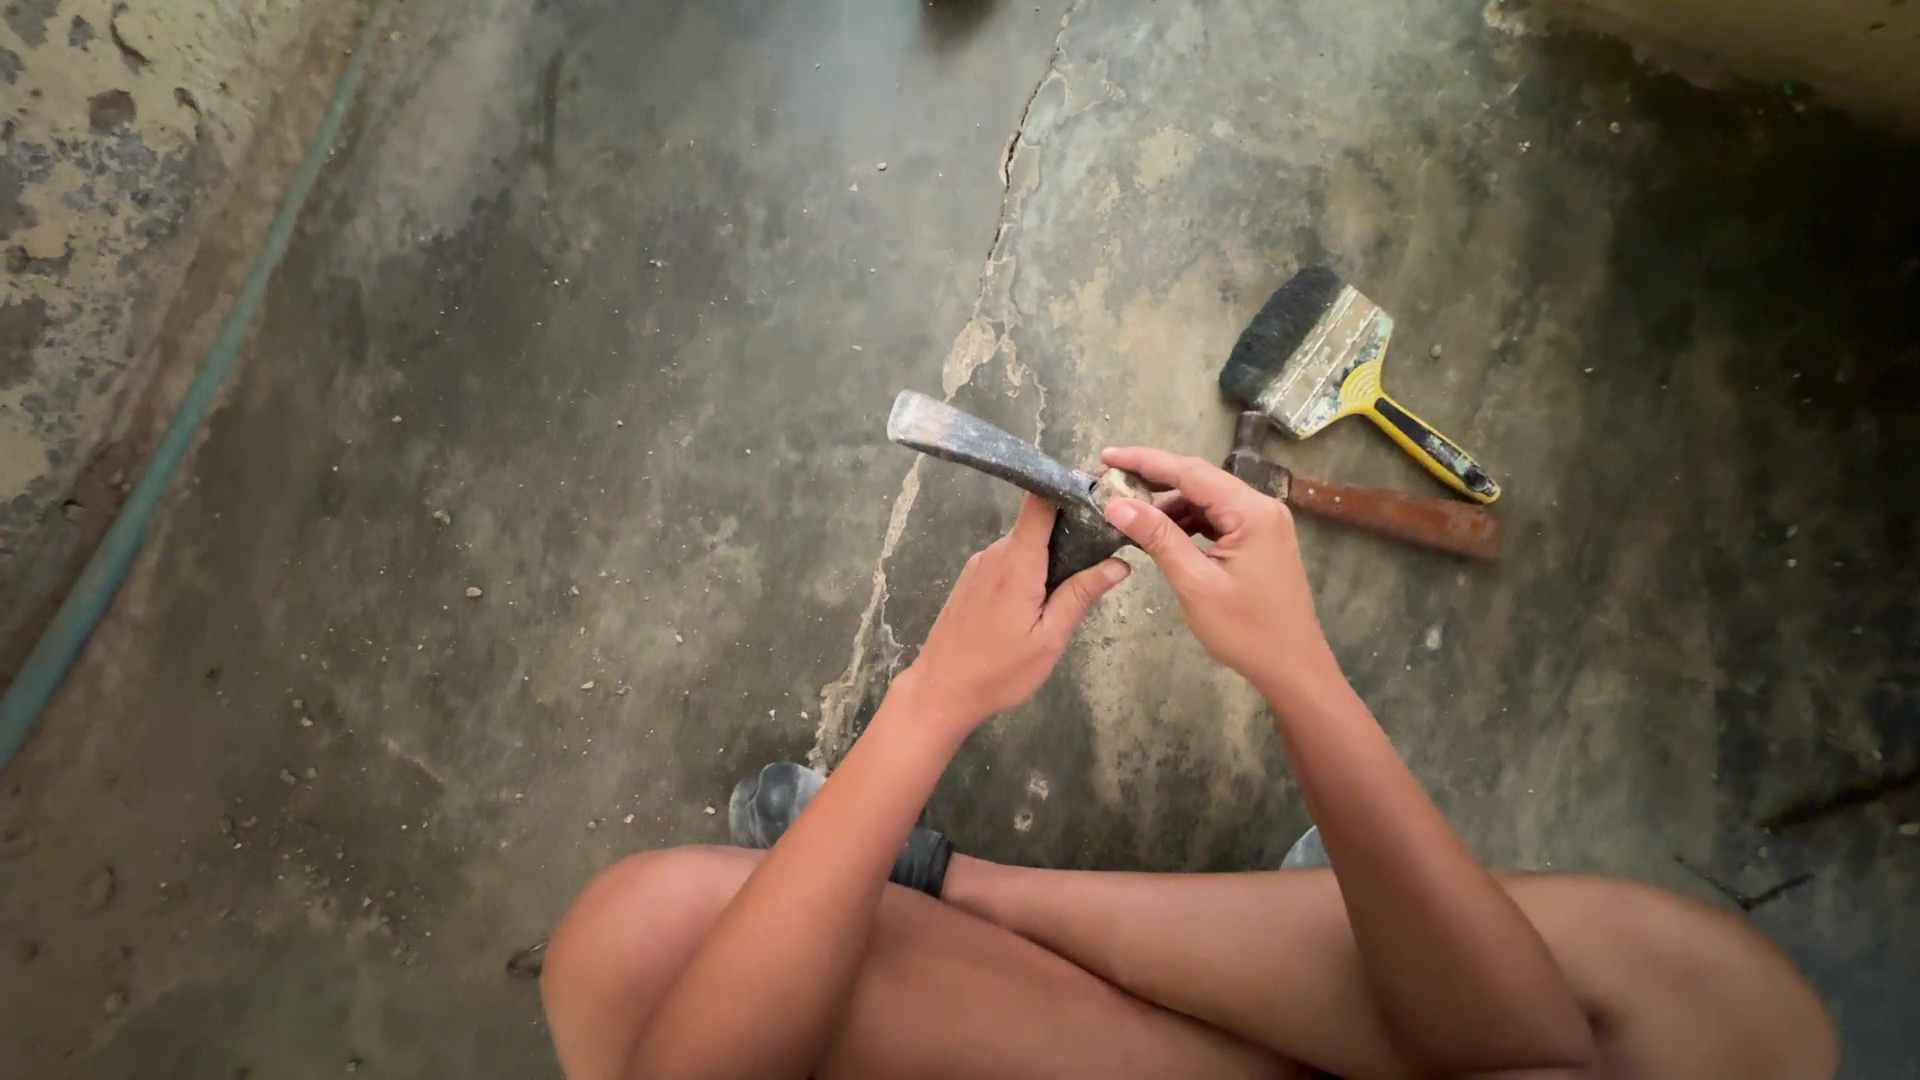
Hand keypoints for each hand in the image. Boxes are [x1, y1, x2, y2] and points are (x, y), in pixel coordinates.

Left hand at [907, 494, 1130, 728]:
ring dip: (1048, 556)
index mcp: (1016, 562)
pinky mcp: (971, 580)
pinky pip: (1007, 561)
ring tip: (1075, 582)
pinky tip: (1039, 598)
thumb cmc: (999, 670)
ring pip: (1022, 545)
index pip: (1039, 502)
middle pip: (1036, 524)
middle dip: (1069, 532)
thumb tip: (1119, 564)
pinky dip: (1028, 569)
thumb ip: (1081, 595)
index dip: (1068, 491)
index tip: (1099, 498)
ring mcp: (979, 565)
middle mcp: (994, 553)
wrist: (940, 690)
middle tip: (1102, 552)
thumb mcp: (1050, 638)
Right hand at [1099, 447, 1335, 691]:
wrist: (1292, 667)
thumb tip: (1116, 505)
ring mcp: (1261, 523)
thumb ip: (1158, 538)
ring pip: (1205, 499)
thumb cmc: (1246, 630)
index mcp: (1251, 512)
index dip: (1145, 461)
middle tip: (1110, 479)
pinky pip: (1215, 518)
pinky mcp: (1257, 540)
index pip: (1190, 472)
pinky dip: (1185, 521)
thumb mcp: (1195, 583)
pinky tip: (1160, 532)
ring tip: (1128, 511)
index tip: (1106, 457)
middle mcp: (1261, 507)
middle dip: (1153, 477)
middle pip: (1198, 479)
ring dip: (1167, 503)